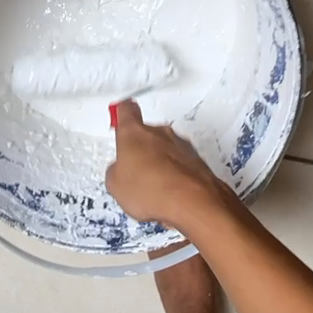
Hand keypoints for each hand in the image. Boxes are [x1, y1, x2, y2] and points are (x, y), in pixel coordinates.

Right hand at [105, 100, 235, 230]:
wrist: (190, 201)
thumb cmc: (152, 188)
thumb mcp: (115, 185)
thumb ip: (115, 171)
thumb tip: (118, 172)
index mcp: (134, 133)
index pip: (126, 110)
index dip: (122, 112)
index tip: (120, 112)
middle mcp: (159, 132)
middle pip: (146, 132)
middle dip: (141, 149)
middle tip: (135, 169)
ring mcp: (180, 144)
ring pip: (165, 148)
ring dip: (160, 162)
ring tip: (154, 188)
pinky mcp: (196, 159)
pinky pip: (180, 163)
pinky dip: (175, 174)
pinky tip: (170, 193)